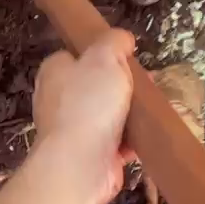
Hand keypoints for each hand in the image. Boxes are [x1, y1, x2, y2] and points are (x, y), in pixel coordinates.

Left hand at [32, 30, 134, 203]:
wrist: (80, 164)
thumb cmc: (88, 104)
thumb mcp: (104, 57)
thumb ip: (113, 42)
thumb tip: (121, 39)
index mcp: (54, 72)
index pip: (77, 55)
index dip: (103, 54)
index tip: (127, 58)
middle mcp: (58, 101)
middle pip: (96, 85)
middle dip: (124, 85)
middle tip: (146, 84)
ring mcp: (72, 130)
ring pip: (108, 114)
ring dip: (131, 113)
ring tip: (150, 109)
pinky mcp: (88, 154)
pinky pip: (114, 142)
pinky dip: (131, 141)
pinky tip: (146, 135)